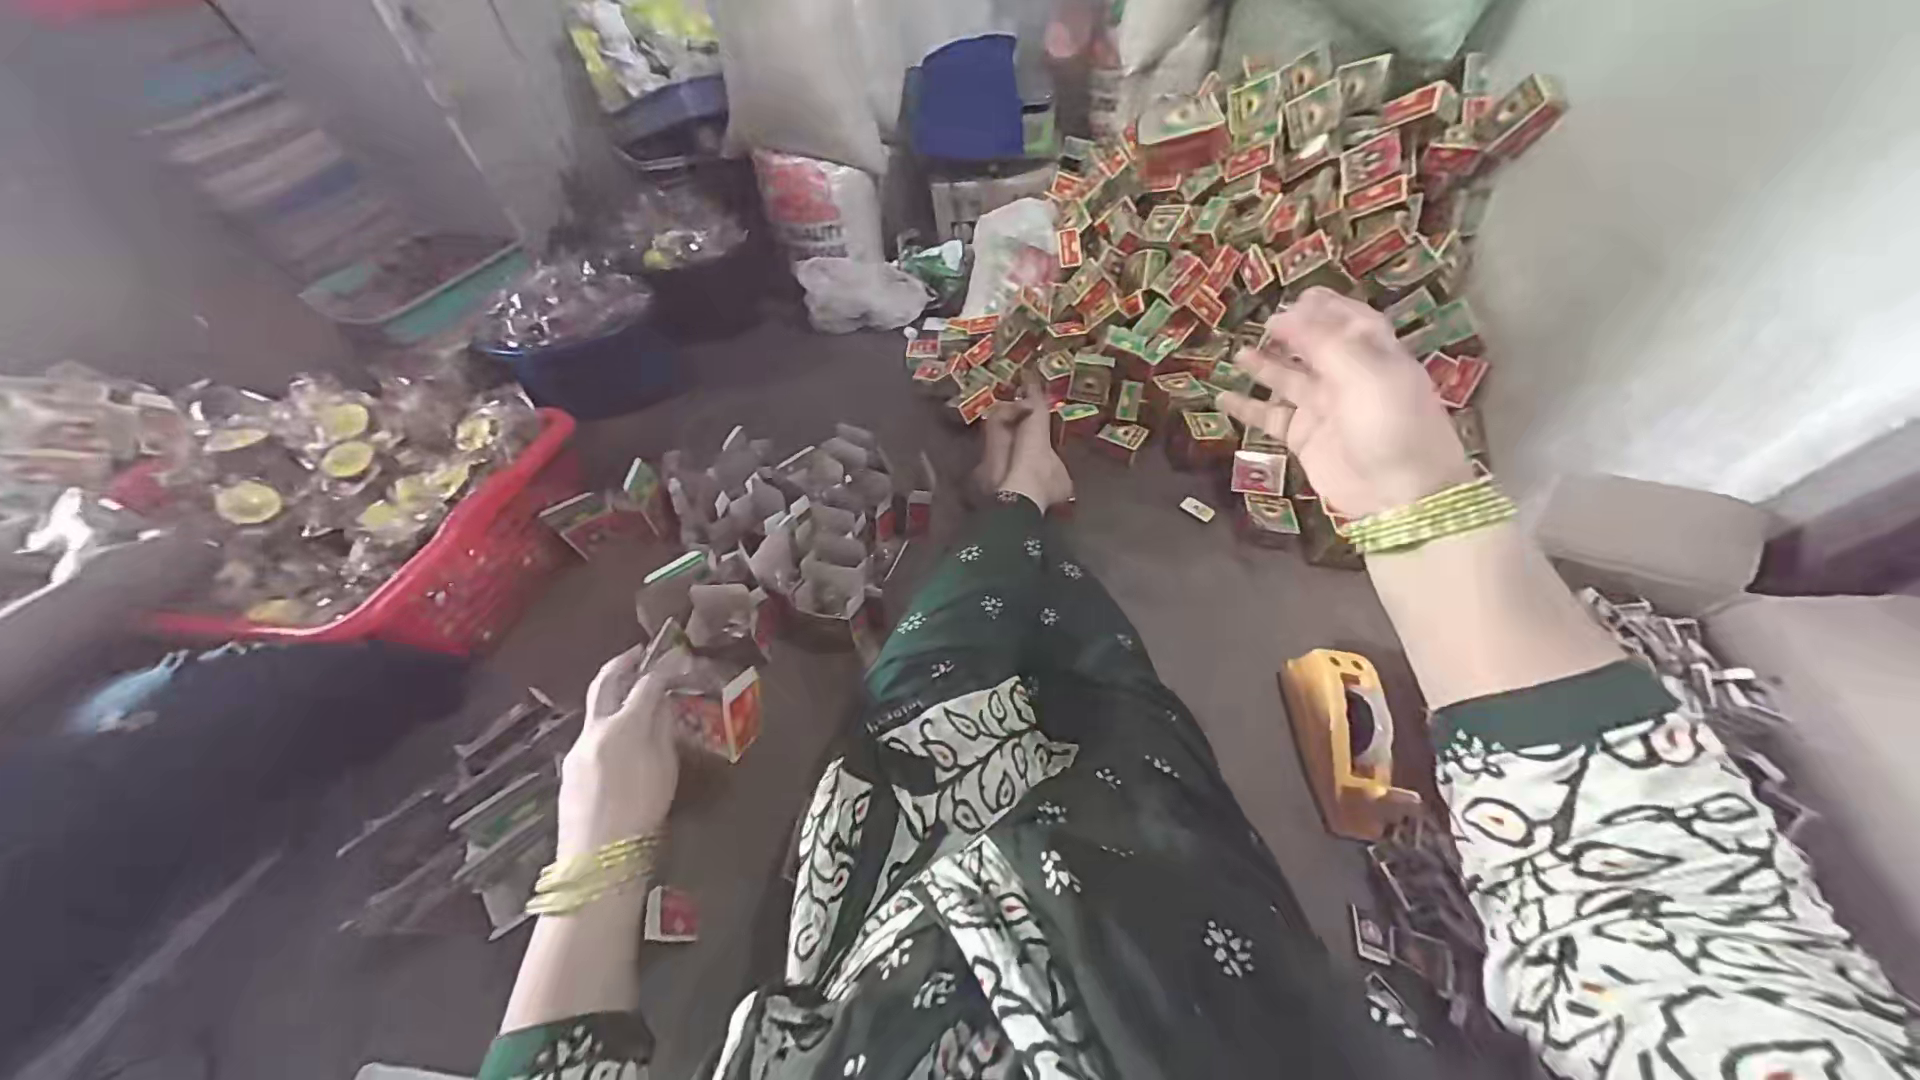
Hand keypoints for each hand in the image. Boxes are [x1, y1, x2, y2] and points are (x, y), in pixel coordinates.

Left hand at [556, 643, 689, 858]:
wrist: (598, 858)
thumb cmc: (643, 809)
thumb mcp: (666, 765)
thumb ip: (664, 727)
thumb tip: (663, 700)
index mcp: (624, 726)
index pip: (646, 684)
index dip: (663, 668)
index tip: (677, 658)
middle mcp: (595, 729)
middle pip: (606, 684)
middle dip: (622, 663)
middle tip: (639, 652)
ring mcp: (578, 747)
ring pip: (597, 708)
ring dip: (614, 691)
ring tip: (635, 689)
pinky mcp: (570, 766)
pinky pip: (592, 731)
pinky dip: (609, 718)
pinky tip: (623, 730)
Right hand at [1219, 288, 1473, 517]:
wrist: (1396, 493)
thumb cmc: (1391, 426)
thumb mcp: (1365, 375)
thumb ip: (1326, 343)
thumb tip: (1288, 314)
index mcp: (1376, 357)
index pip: (1351, 322)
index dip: (1326, 308)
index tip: (1296, 296)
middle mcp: (1349, 379)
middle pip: (1317, 348)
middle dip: (1292, 333)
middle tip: (1263, 322)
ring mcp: (1324, 410)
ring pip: (1288, 380)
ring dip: (1265, 366)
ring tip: (1238, 353)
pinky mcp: (1304, 438)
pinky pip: (1270, 417)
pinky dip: (1247, 407)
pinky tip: (1224, 397)